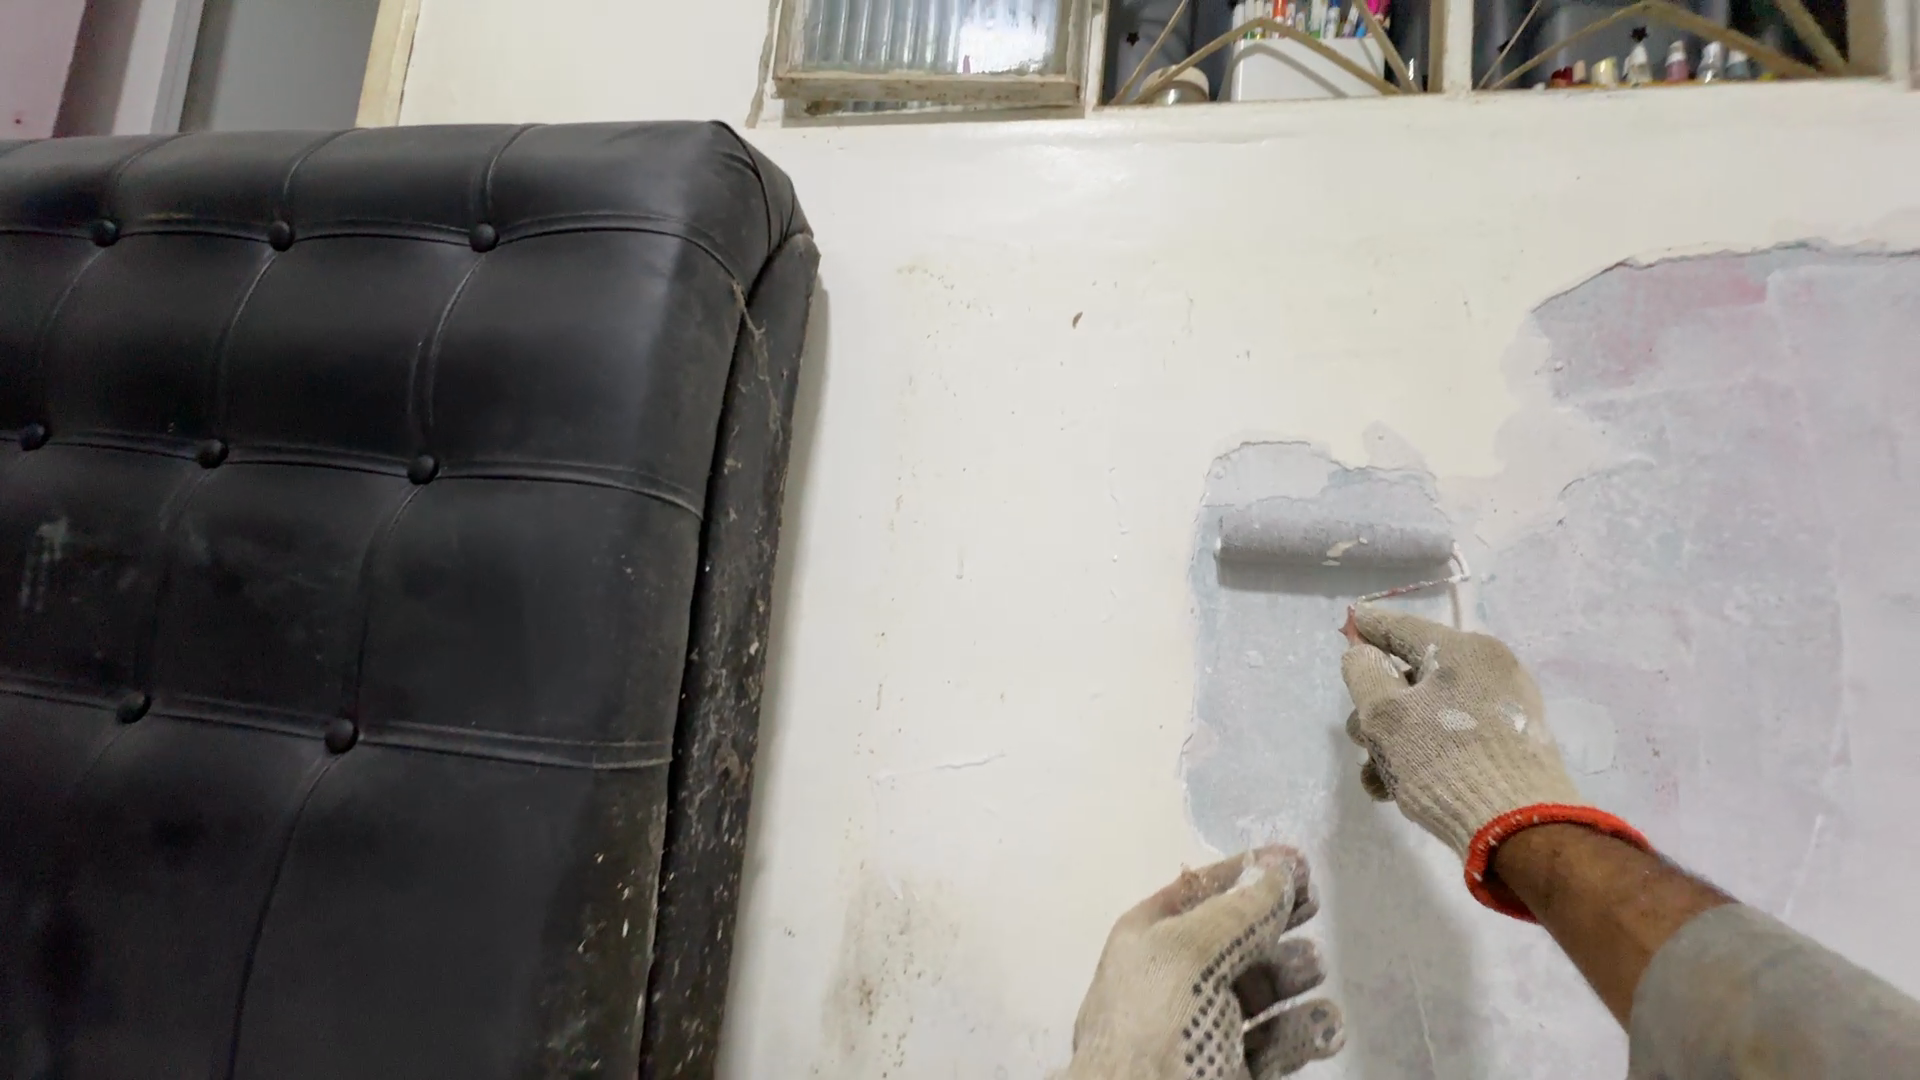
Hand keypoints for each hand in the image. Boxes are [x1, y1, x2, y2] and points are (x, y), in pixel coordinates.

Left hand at [1066, 847, 1343, 1079]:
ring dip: (1290, 972)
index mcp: (1150, 936)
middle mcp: (1175, 977)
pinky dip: (1301, 1031)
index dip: (1246, 871)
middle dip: (1275, 918)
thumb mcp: (1190, 952)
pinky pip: (1273, 1044)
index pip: (1201, 890)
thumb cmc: (1158, 1021)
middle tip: (1315, 903)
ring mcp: (1204, 1026)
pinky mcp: (1231, 1070)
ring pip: (1257, 990)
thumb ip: (1237, 913)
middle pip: (1235, 937)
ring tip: (1316, 965)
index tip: (1294, 859)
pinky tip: (1327, 1022)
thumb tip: (1276, 871)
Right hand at [1339, 606, 1646, 917]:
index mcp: (1466, 651)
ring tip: (1374, 776)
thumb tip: (1364, 656)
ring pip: (1425, 712)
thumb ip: (1363, 673)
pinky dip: (1420, 753)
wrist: (1519, 831)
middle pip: (1411, 676)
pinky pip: (1450, 736)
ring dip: (1391, 739)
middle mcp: (1491, 672)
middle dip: (1375, 707)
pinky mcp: (1510, 747)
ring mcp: (1503, 711)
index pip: (1403, 627)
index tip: (1349, 622)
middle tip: (1358, 736)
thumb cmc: (1444, 758)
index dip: (1368, 627)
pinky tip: (1394, 788)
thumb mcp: (1384, 712)